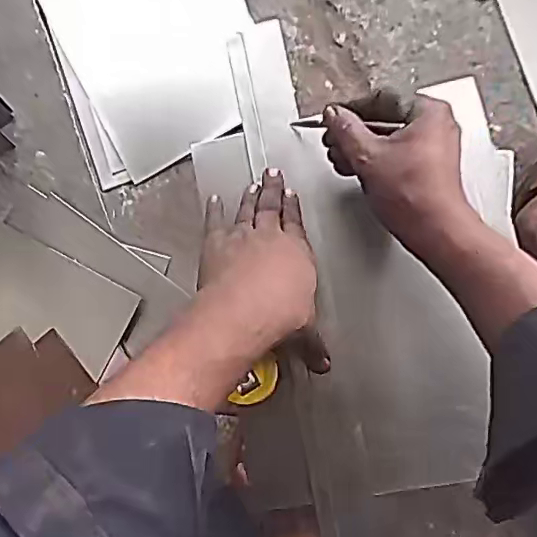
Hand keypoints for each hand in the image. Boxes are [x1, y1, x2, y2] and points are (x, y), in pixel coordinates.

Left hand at [197, 168, 330, 372]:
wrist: (244, 313)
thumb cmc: (277, 316)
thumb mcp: (303, 331)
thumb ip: (312, 344)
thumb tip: (322, 362)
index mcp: (297, 252)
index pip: (297, 224)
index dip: (294, 209)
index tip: (292, 196)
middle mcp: (270, 238)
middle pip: (272, 207)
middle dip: (273, 189)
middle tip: (273, 175)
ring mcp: (242, 237)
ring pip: (247, 209)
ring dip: (249, 195)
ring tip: (252, 184)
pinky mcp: (216, 244)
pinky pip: (215, 221)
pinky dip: (214, 210)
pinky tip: (214, 200)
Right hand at [321, 91, 475, 259]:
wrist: (434, 230)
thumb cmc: (417, 196)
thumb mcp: (368, 157)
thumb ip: (346, 131)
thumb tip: (334, 116)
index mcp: (429, 112)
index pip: (381, 99)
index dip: (351, 110)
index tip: (333, 118)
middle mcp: (436, 126)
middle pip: (384, 119)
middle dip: (354, 133)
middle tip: (334, 140)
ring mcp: (433, 149)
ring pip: (388, 139)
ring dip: (361, 149)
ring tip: (343, 158)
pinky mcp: (426, 169)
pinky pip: (396, 156)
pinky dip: (375, 161)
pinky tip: (358, 170)